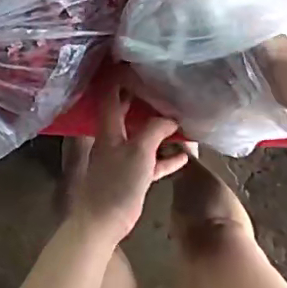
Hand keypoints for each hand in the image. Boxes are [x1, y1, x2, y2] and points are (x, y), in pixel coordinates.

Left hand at [63, 83, 190, 242]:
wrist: (102, 223)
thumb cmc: (116, 183)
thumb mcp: (138, 151)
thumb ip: (154, 130)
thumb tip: (170, 117)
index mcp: (107, 130)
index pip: (110, 97)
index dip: (119, 80)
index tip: (132, 65)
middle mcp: (112, 141)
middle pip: (126, 115)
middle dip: (142, 101)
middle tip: (161, 87)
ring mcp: (121, 161)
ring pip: (142, 139)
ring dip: (159, 131)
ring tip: (180, 119)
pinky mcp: (131, 179)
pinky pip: (150, 163)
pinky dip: (165, 158)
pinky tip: (184, 155)